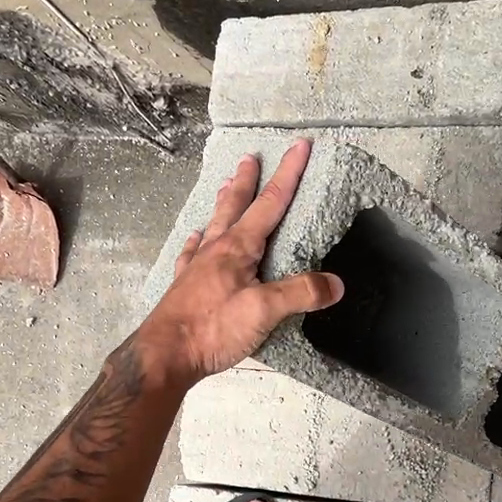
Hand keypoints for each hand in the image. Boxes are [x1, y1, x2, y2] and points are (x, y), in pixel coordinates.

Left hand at [134, 139, 343, 388]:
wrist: (165, 355)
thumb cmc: (213, 329)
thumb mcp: (265, 311)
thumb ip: (301, 294)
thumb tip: (336, 284)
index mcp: (237, 248)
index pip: (270, 204)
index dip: (288, 175)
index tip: (300, 146)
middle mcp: (215, 250)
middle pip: (235, 206)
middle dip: (247, 181)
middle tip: (250, 156)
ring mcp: (197, 267)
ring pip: (213, 225)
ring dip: (223, 203)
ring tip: (224, 186)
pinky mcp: (185, 287)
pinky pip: (193, 253)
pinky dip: (198, 241)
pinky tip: (195, 239)